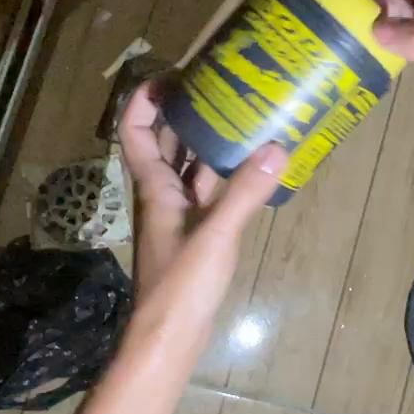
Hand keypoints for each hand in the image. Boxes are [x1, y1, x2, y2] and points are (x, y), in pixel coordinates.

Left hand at [117, 81, 283, 300]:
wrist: (168, 338)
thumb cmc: (181, 284)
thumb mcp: (216, 235)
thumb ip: (245, 193)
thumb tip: (278, 148)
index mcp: (154, 188)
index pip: (134, 131)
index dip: (144, 100)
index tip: (172, 75)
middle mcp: (162, 195)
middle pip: (164, 144)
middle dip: (182, 113)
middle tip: (218, 86)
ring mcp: (179, 216)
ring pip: (187, 168)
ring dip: (206, 142)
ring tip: (240, 116)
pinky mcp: (196, 234)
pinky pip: (207, 192)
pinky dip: (224, 175)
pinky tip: (251, 167)